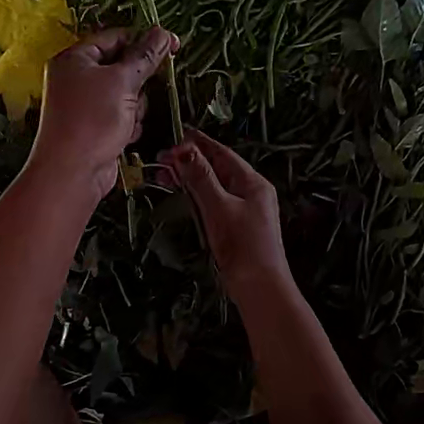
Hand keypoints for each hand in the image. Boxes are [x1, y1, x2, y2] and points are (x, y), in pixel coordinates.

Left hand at [29, 27, 177, 200]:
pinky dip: (129, 124)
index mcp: (75, 59)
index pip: (114, 38)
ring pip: (126, 94)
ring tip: (129, 119)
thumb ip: (145, 56)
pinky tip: (125, 135)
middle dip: (138, 82)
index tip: (171, 46)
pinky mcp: (95, 127)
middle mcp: (76, 79)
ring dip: (136, 106)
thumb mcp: (123, 82)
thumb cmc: (92, 121)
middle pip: (121, 67)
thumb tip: (163, 33)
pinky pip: (122, 116)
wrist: (73, 171)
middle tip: (142, 92)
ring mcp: (85, 105)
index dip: (143, 41)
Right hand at [159, 130, 291, 298]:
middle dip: (190, 162)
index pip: (222, 153)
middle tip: (162, 160)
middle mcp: (252, 192)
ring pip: (215, 187)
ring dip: (192, 180)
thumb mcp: (218, 207)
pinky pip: (216, 203)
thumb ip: (201, 178)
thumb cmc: (243, 246)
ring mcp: (246, 211)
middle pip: (218, 169)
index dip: (198, 144)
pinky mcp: (238, 228)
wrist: (260, 288)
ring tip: (166, 176)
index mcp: (253, 183)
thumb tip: (184, 150)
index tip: (175, 136)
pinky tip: (185, 198)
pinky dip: (198, 197)